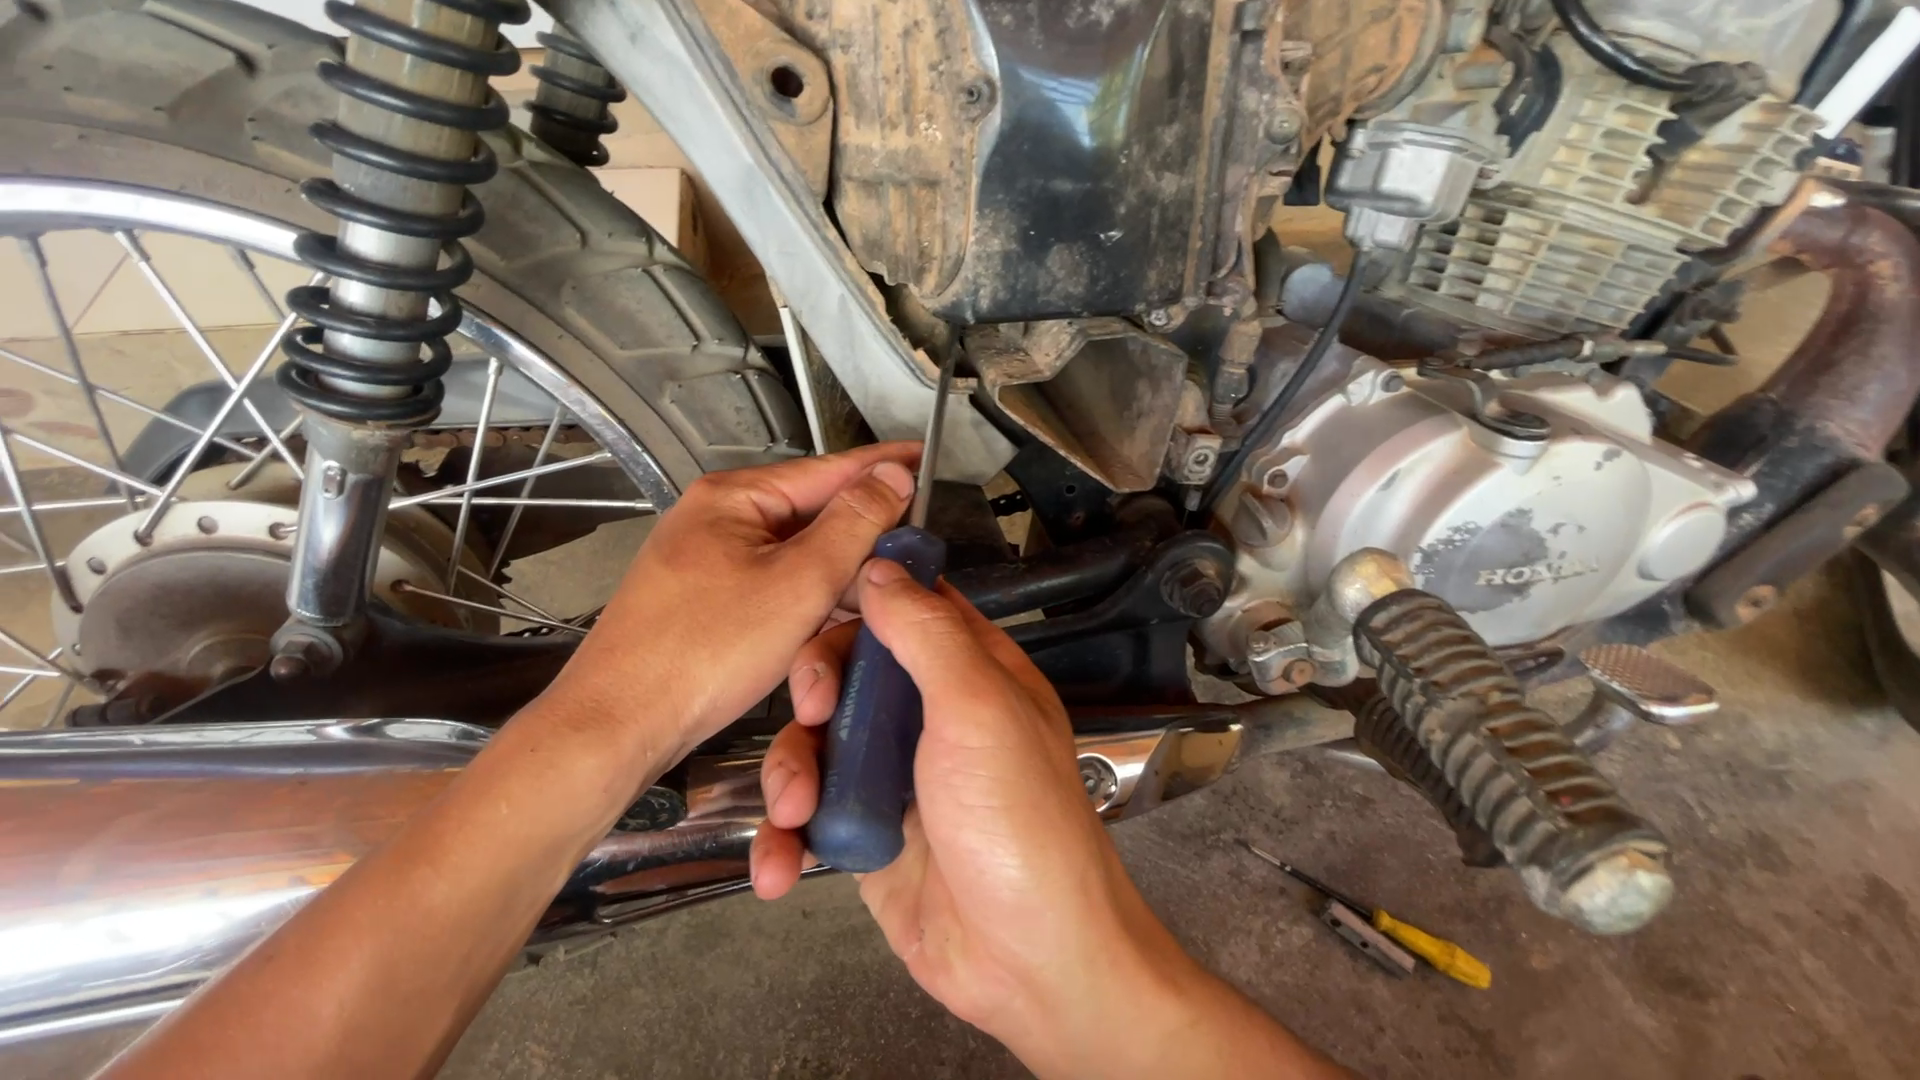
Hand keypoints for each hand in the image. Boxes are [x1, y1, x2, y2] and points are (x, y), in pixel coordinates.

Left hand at [531, 443, 920, 766]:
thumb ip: (853, 525)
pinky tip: (834, 614)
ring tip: (882, 581)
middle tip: (915, 536)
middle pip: (810, 511)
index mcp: (733, 497)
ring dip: (836, 570)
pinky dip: (807, 596)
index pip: (827, 469)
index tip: (922, 456)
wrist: (619, 724)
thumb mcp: (799, 584)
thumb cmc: (705, 652)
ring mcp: (706, 560)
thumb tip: (893, 476)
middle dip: (862, 528)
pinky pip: (773, 584)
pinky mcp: (704, 599)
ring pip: (793, 553)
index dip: (881, 465)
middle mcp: (716, 518)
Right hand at [753, 561, 1351, 1078]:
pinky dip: (786, 839)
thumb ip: (927, 634)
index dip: (861, 595)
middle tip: (814, 712)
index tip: (815, 602)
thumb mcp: (979, 709)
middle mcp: (930, 714)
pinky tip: (780, 867)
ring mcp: (895, 776)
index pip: (909, 605)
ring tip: (796, 813)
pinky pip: (810, 817)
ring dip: (790, 773)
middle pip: (848, 669)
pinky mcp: (867, 834)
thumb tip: (879, 566)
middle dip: (815, 686)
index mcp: (970, 670)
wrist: (1031, 959)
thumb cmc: (1018, 819)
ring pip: (817, 742)